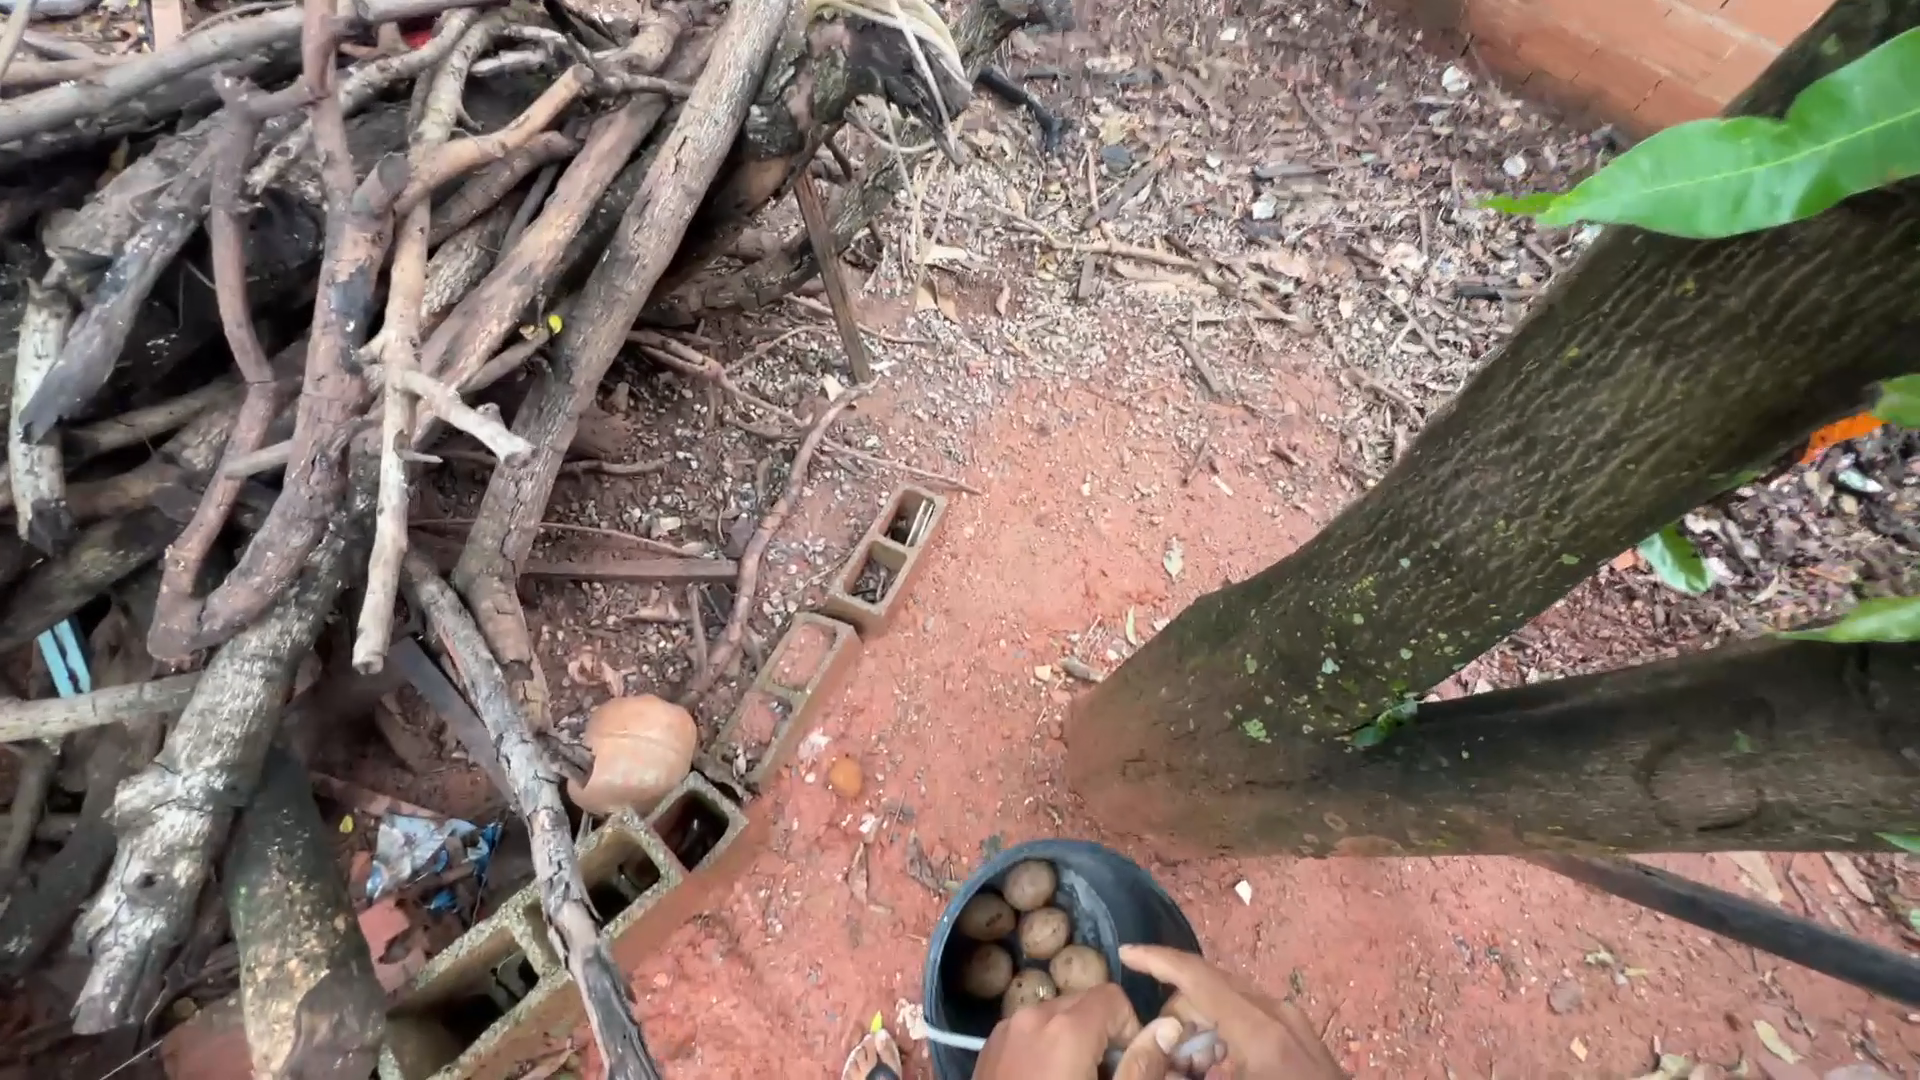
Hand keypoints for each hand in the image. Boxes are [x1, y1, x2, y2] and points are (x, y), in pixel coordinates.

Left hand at [973, 981, 1188, 1079]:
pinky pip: (1031, 1030)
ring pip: (1056, 1016)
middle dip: (1103, 1037)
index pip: (1113, 997)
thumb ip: (1142, 1067)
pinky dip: (1047, 1047)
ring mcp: (1006, 1029)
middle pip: (1084, 1004)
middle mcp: (1033, 1015)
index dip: (1130, 1030)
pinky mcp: (990, 1045)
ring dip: (1075, 1042)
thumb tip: (1168, 1027)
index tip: (1128, 1070)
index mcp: (1065, 1028)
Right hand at [1121, 945, 1345, 1078]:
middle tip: (1159, 1050)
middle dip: (1176, 1010)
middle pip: (1209, 987)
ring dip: (1201, 1025)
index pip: (1196, 974)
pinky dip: (1225, 1034)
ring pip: (1229, 1002)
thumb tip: (1158, 1058)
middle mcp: (1276, 1014)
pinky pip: (1250, 1019)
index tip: (1124, 954)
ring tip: (1190, 1065)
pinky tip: (1219, 1067)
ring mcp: (1294, 1024)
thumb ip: (1189, 1073)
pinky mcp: (1304, 1041)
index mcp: (1258, 1029)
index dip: (1156, 960)